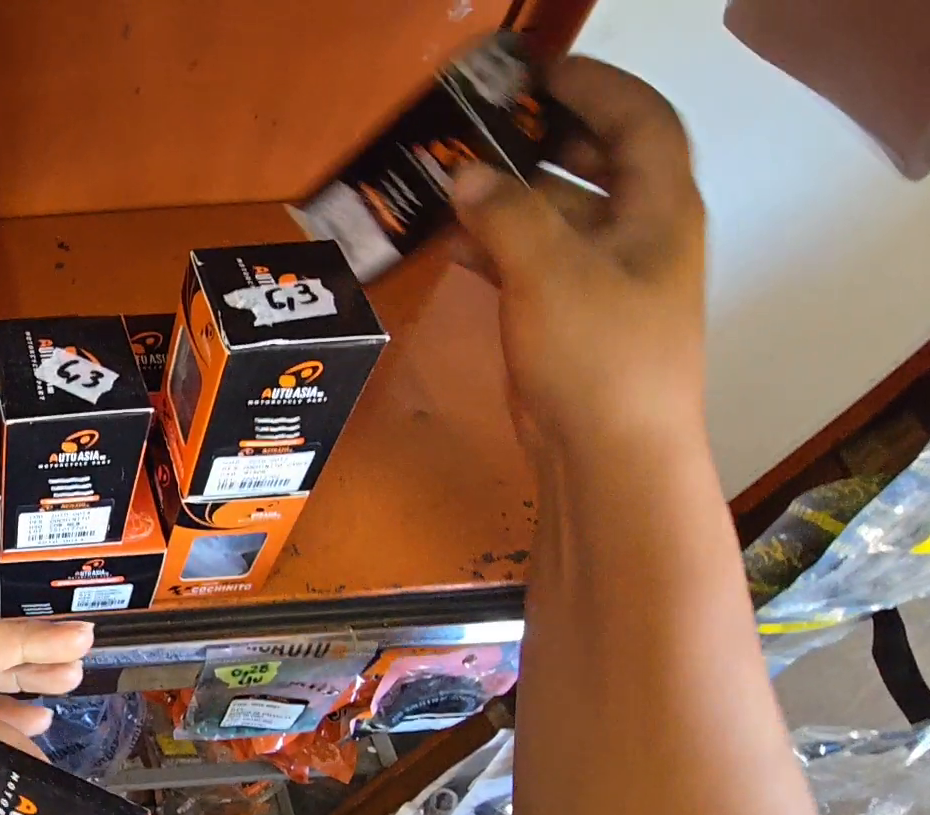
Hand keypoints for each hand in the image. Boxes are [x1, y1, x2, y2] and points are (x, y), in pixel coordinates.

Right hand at [449, 57, 706, 455]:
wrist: (603, 446)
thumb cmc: (595, 354)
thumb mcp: (551, 274)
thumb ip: (507, 218)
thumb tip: (463, 175)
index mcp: (657, 210)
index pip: (638, 122)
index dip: (595, 88)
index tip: (535, 74)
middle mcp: (634, 235)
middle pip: (593, 165)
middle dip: (540, 141)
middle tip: (479, 130)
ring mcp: (596, 277)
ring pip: (551, 216)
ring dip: (505, 198)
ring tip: (449, 183)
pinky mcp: (561, 313)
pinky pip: (526, 261)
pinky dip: (492, 246)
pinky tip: (452, 243)